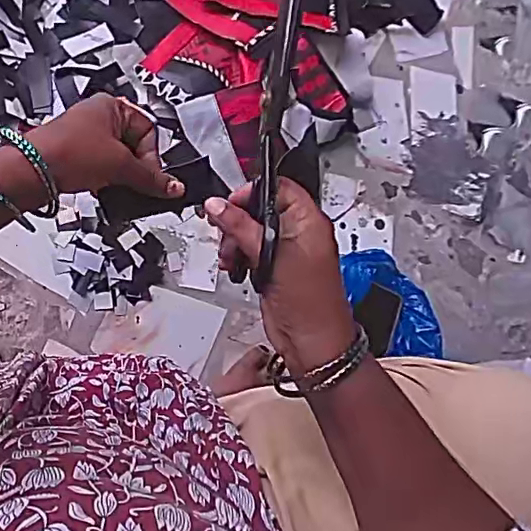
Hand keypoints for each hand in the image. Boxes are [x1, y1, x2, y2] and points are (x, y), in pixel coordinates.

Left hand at [25, 95, 182, 197]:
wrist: (31, 171)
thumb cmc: (66, 151)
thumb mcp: (120, 166)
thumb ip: (151, 178)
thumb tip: (172, 186)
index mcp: (112, 105)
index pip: (149, 130)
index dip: (152, 156)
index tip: (152, 177)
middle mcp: (97, 117)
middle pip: (132, 146)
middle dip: (134, 167)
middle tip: (133, 182)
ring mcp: (83, 137)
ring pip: (115, 159)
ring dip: (118, 175)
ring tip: (112, 184)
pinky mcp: (72, 156)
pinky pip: (98, 168)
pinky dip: (102, 180)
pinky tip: (98, 188)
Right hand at [202, 179, 357, 371]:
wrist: (311, 341)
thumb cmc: (310, 303)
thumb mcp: (271, 256)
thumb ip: (242, 227)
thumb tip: (219, 205)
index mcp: (308, 221)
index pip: (277, 188)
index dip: (250, 194)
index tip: (229, 206)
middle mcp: (297, 233)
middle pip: (258, 209)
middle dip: (235, 221)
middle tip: (225, 234)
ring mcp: (284, 251)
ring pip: (249, 231)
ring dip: (232, 241)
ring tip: (230, 257)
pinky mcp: (272, 267)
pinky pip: (249, 251)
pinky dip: (237, 256)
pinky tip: (234, 267)